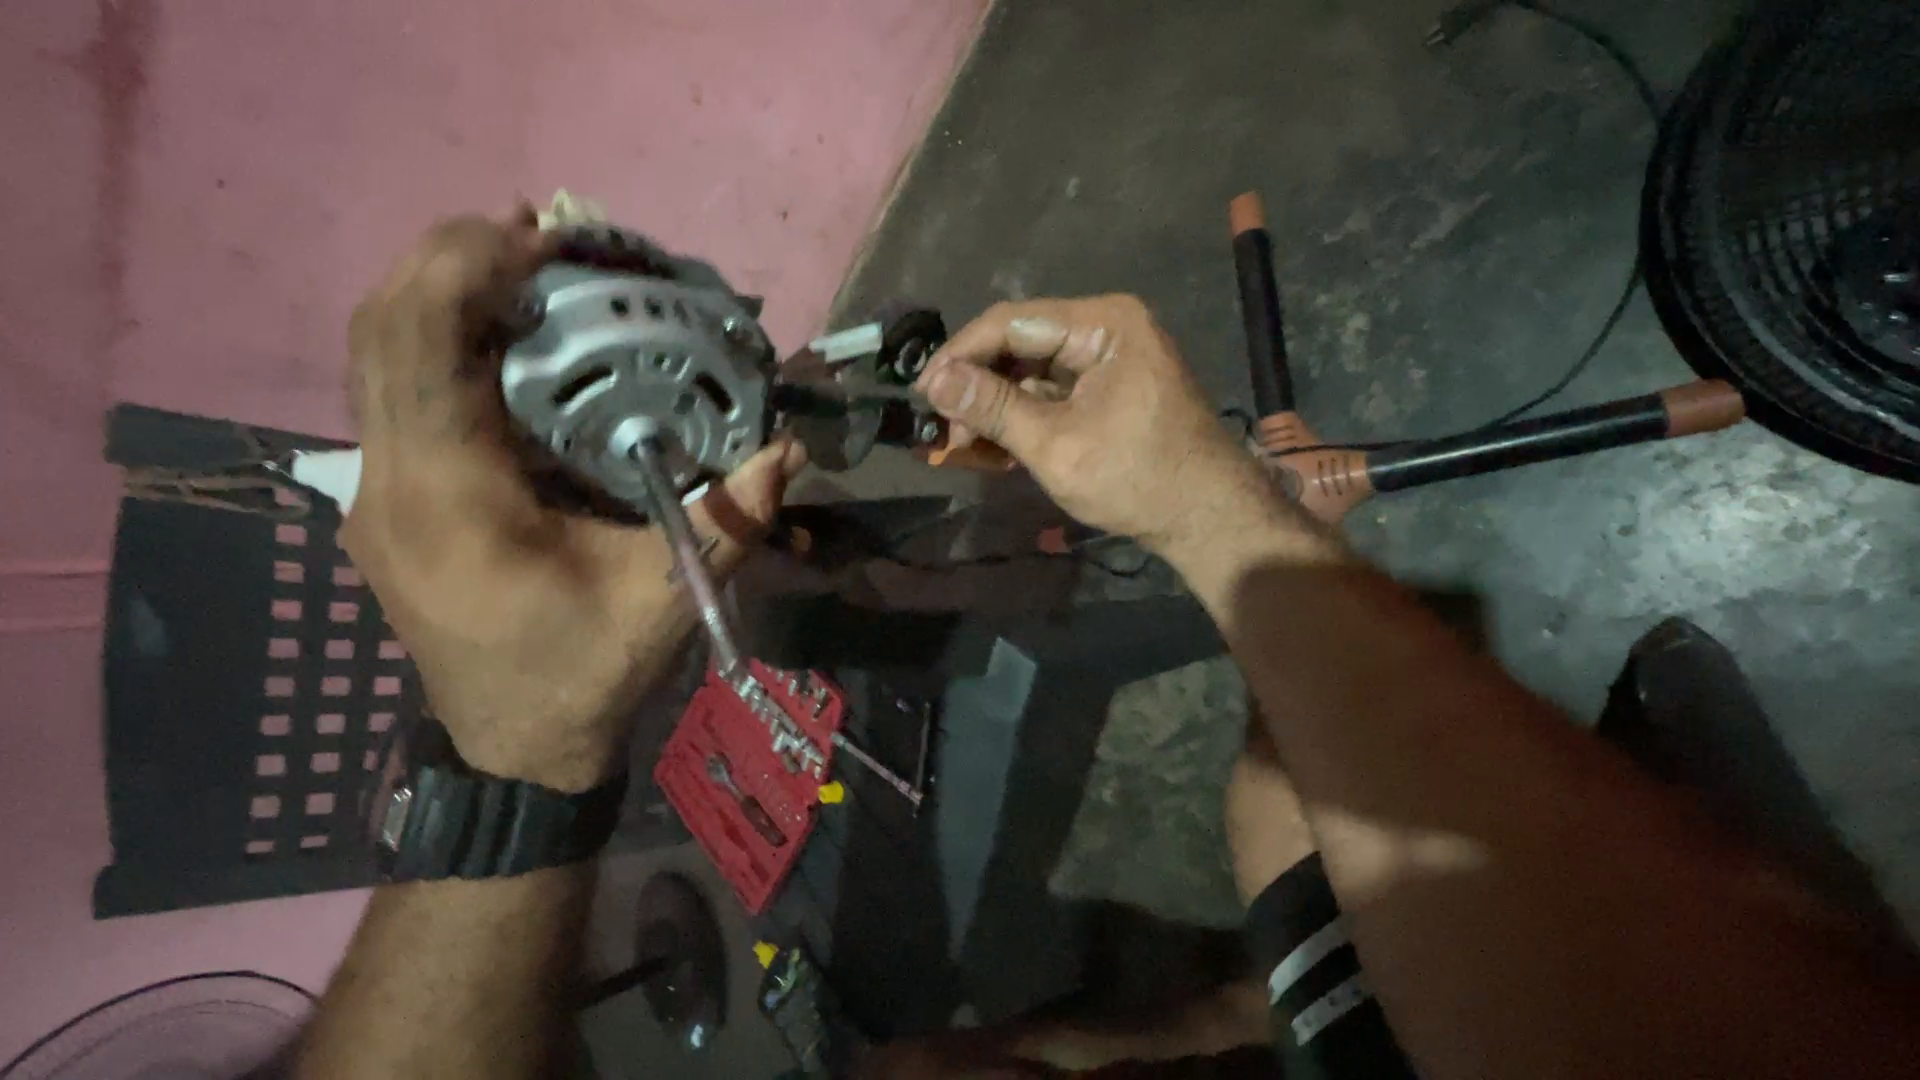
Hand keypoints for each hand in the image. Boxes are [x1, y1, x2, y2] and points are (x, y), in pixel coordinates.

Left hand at [341, 209, 804, 791]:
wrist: (514, 751)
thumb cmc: (585, 675)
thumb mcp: (666, 600)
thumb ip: (728, 521)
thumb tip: (786, 449)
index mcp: (451, 502)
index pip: (418, 348)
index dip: (467, 270)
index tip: (542, 238)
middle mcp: (389, 485)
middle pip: (380, 332)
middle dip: (448, 262)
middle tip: (536, 236)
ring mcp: (376, 497)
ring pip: (377, 360)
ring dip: (441, 298)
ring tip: (524, 274)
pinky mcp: (390, 506)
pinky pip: (397, 398)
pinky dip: (442, 348)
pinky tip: (509, 349)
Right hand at [913, 296, 1278, 554]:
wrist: (1207, 518)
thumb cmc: (1136, 479)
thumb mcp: (1056, 446)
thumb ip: (993, 409)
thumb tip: (933, 381)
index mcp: (1103, 324)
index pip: (1011, 322)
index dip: (960, 355)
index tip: (922, 393)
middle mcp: (1107, 328)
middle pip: (1020, 344)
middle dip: (978, 386)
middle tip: (944, 430)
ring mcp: (1111, 359)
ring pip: (1032, 371)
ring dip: (996, 406)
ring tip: (963, 444)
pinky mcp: (1110, 388)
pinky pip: (1053, 391)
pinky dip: (1023, 417)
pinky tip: (995, 446)